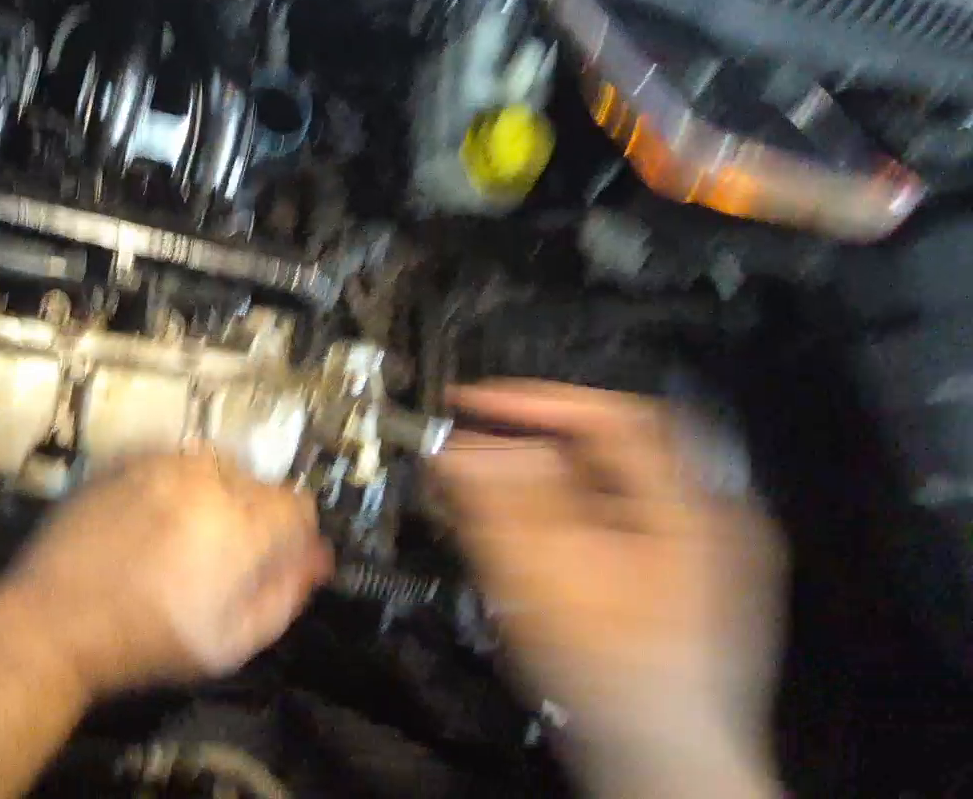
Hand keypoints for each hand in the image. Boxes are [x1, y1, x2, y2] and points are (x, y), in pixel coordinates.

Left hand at [0, 453, 331, 699]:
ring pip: (211, 464)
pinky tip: (156, 517)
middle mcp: (199, 480)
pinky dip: (175, 482)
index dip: (295, 535)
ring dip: (215, 493)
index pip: (296, 505)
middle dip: (254, 514)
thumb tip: (315, 559)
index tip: (279, 559)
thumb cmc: (146, 639)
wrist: (54, 617)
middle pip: (254, 481)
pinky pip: (168, 459)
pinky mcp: (120, 461)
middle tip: (228, 556)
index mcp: (236, 524)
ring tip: (189, 536)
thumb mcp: (231, 641)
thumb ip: (284, 593)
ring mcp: (155, 464)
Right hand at [434, 382, 785, 798]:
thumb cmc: (607, 671)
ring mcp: (694, 552)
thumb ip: (498, 500)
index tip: (470, 403)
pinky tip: (512, 526)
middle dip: (527, 436)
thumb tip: (457, 442)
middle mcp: (705, 520)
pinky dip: (550, 506)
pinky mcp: (670, 578)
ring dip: (532, 472)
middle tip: (470, 439)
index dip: (533, 400)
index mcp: (688, 510)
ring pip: (600, 483)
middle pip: (605, 446)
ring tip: (477, 484)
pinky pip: (603, 516)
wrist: (660, 764)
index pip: (611, 416)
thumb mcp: (542, 574)